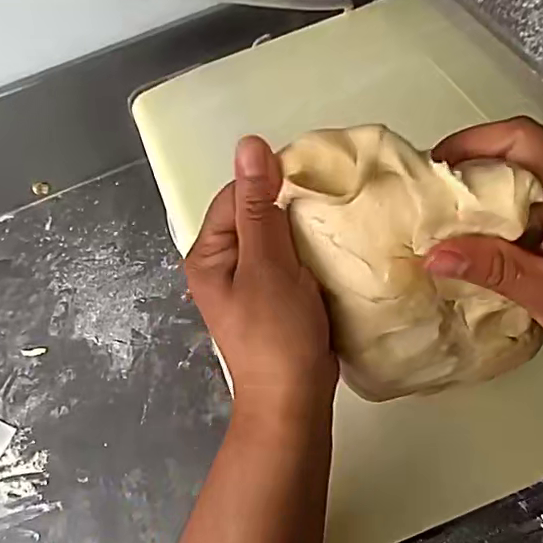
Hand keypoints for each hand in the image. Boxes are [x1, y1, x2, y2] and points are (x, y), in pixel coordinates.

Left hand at [185, 136, 336, 426]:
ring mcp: (248, 280)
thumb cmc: (276, 336)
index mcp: (208, 254)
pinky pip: (291, 258)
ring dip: (305, 229)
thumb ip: (259, 206)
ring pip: (279, 235)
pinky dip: (311, 252)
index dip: (273, 183)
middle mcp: (222, 263)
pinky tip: (331, 252)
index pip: (237, 195)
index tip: (313, 186)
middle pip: (257, 212)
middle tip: (329, 209)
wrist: (292, 397)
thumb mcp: (268, 265)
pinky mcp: (273, 294)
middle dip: (292, 207)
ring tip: (334, 228)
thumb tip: (249, 146)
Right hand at [425, 117, 542, 378]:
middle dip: (469, 173)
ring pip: (528, 180)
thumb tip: (433, 255)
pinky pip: (539, 201)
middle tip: (428, 203)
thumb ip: (491, 268)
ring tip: (446, 226)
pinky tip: (485, 245)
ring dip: (486, 198)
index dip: (471, 141)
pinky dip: (505, 215)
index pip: (522, 138)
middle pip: (520, 155)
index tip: (431, 165)